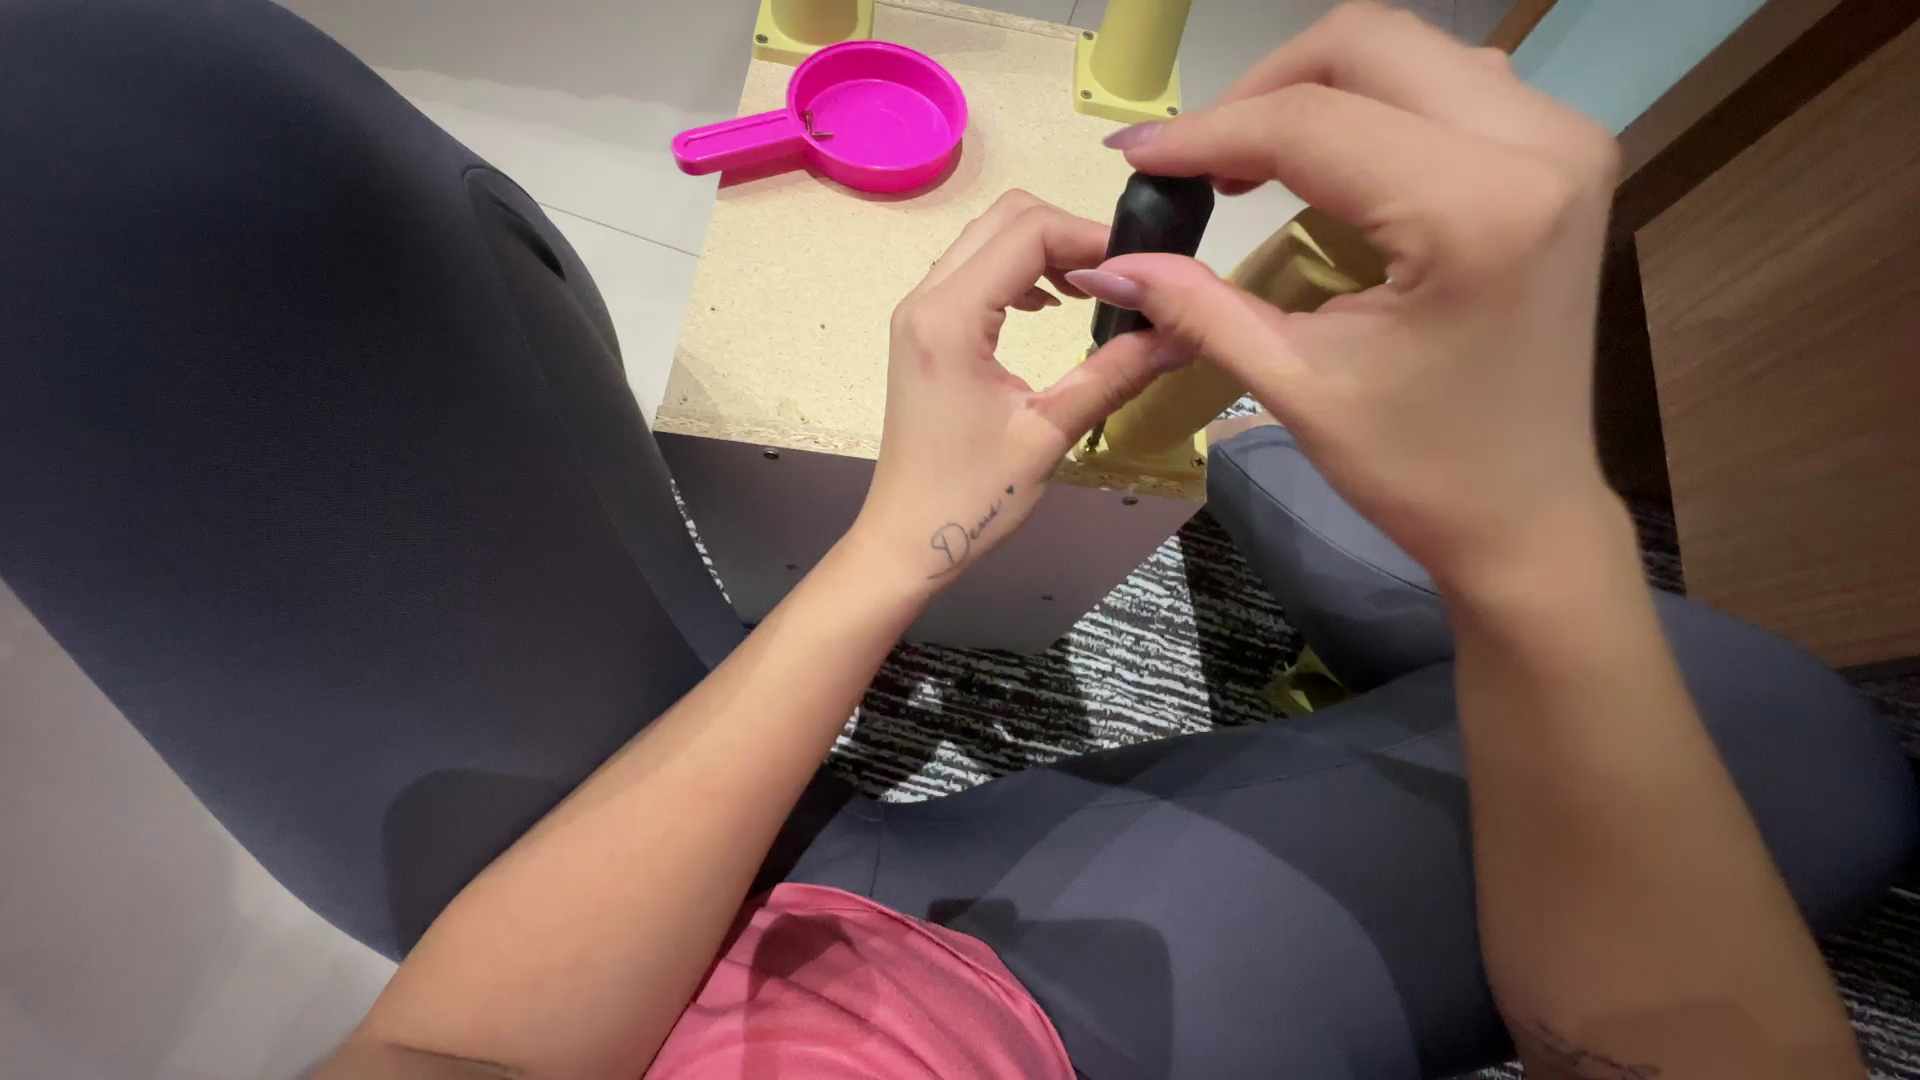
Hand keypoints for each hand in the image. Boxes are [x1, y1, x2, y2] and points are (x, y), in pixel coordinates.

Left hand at [850, 190, 1185, 589]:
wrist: (906, 538)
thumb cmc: (971, 496)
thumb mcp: (1048, 433)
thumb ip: (1113, 374)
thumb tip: (1180, 335)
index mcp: (950, 317)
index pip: (1029, 232)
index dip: (1092, 238)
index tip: (1142, 269)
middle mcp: (925, 300)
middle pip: (1004, 221)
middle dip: (1069, 236)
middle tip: (1120, 278)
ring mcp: (918, 316)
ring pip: (986, 243)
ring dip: (1042, 254)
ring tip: (1091, 293)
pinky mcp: (923, 335)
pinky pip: (971, 276)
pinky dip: (1016, 277)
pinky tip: (1048, 310)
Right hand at [1065, 3, 1623, 596]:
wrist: (1519, 510)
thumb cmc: (1411, 467)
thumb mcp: (1293, 385)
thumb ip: (1197, 309)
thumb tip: (1108, 266)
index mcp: (1474, 210)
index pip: (1312, 124)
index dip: (1206, 135)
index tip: (1132, 158)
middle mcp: (1537, 145)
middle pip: (1368, 45)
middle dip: (1256, 94)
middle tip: (1190, 161)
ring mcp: (1561, 142)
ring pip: (1408, 55)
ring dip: (1309, 96)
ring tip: (1240, 169)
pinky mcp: (1555, 160)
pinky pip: (1442, 89)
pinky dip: (1361, 113)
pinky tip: (1313, 170)